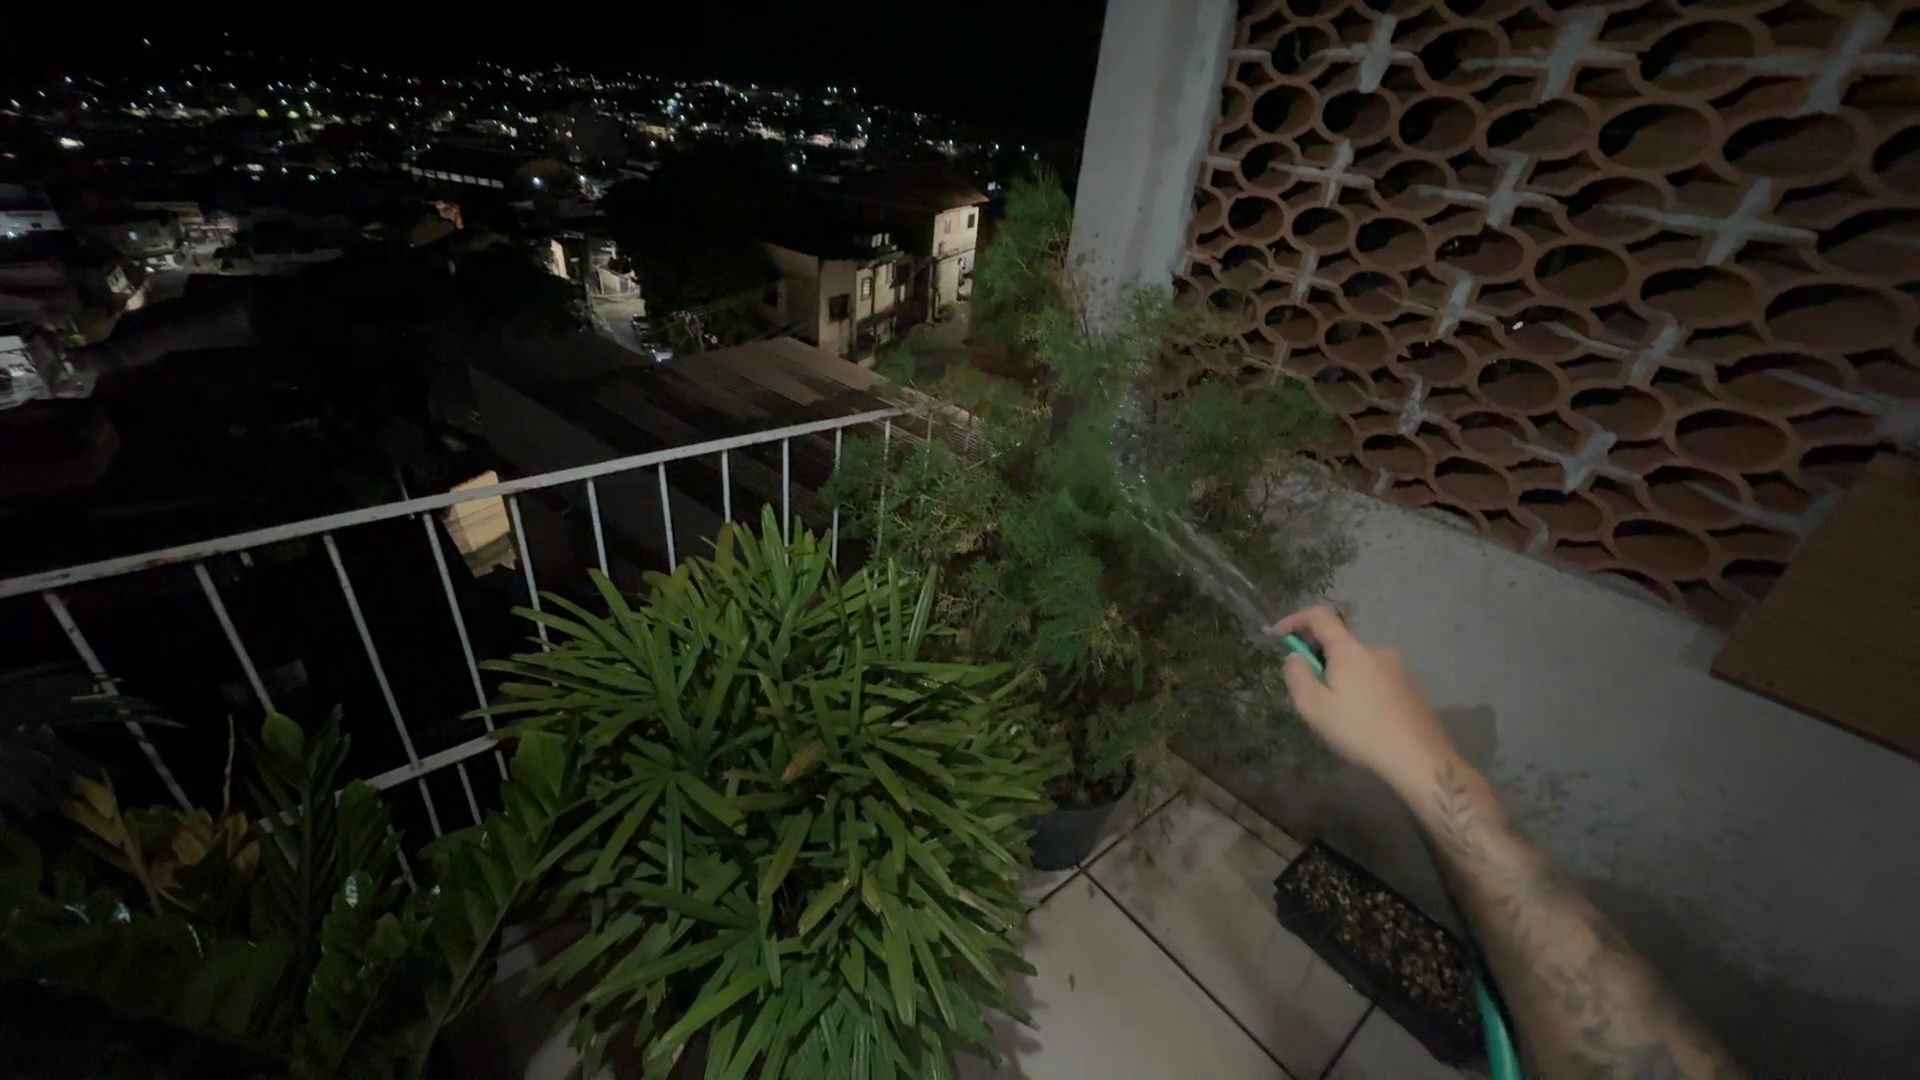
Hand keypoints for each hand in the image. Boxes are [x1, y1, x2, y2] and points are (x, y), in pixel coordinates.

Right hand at [1272, 606, 1459, 797]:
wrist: (1420, 759)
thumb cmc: (1360, 729)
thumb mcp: (1313, 706)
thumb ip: (1297, 675)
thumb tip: (1295, 657)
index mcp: (1350, 650)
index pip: (1319, 617)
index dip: (1294, 620)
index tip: (1278, 636)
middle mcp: (1376, 651)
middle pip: (1338, 642)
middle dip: (1317, 658)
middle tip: (1308, 690)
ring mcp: (1397, 668)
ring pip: (1356, 662)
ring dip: (1339, 675)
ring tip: (1335, 711)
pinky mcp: (1409, 687)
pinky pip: (1374, 676)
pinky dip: (1359, 687)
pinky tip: (1361, 718)